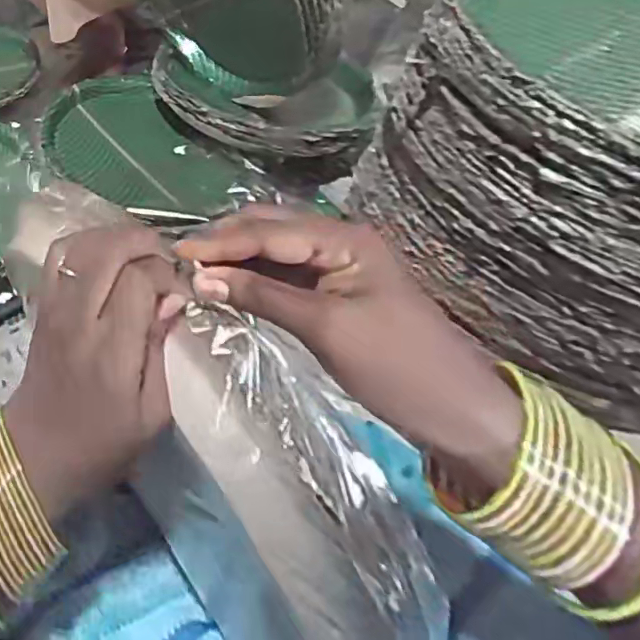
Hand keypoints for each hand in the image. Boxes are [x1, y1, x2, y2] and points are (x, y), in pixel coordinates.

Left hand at [4, 226, 188, 520]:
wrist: (38, 451)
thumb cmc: (103, 442)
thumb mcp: (153, 413)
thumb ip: (162, 349)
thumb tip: (173, 298)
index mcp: (110, 349)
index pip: (139, 279)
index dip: (167, 273)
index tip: (182, 290)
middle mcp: (77, 317)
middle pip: (108, 249)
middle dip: (144, 242)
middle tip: (165, 260)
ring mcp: (53, 305)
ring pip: (81, 244)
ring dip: (115, 237)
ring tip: (140, 254)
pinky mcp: (41, 303)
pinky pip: (58, 255)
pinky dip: (86, 243)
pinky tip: (107, 257)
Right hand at [174, 207, 521, 493]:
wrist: (463, 413)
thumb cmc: (398, 367)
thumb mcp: (325, 328)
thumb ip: (261, 295)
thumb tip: (201, 277)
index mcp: (343, 238)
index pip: (267, 231)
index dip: (220, 241)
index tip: (177, 251)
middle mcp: (337, 239)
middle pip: (268, 226)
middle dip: (224, 239)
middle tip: (182, 258)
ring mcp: (335, 262)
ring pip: (272, 246)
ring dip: (235, 255)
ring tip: (196, 269)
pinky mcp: (331, 287)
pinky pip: (282, 269)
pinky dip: (252, 273)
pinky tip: (227, 282)